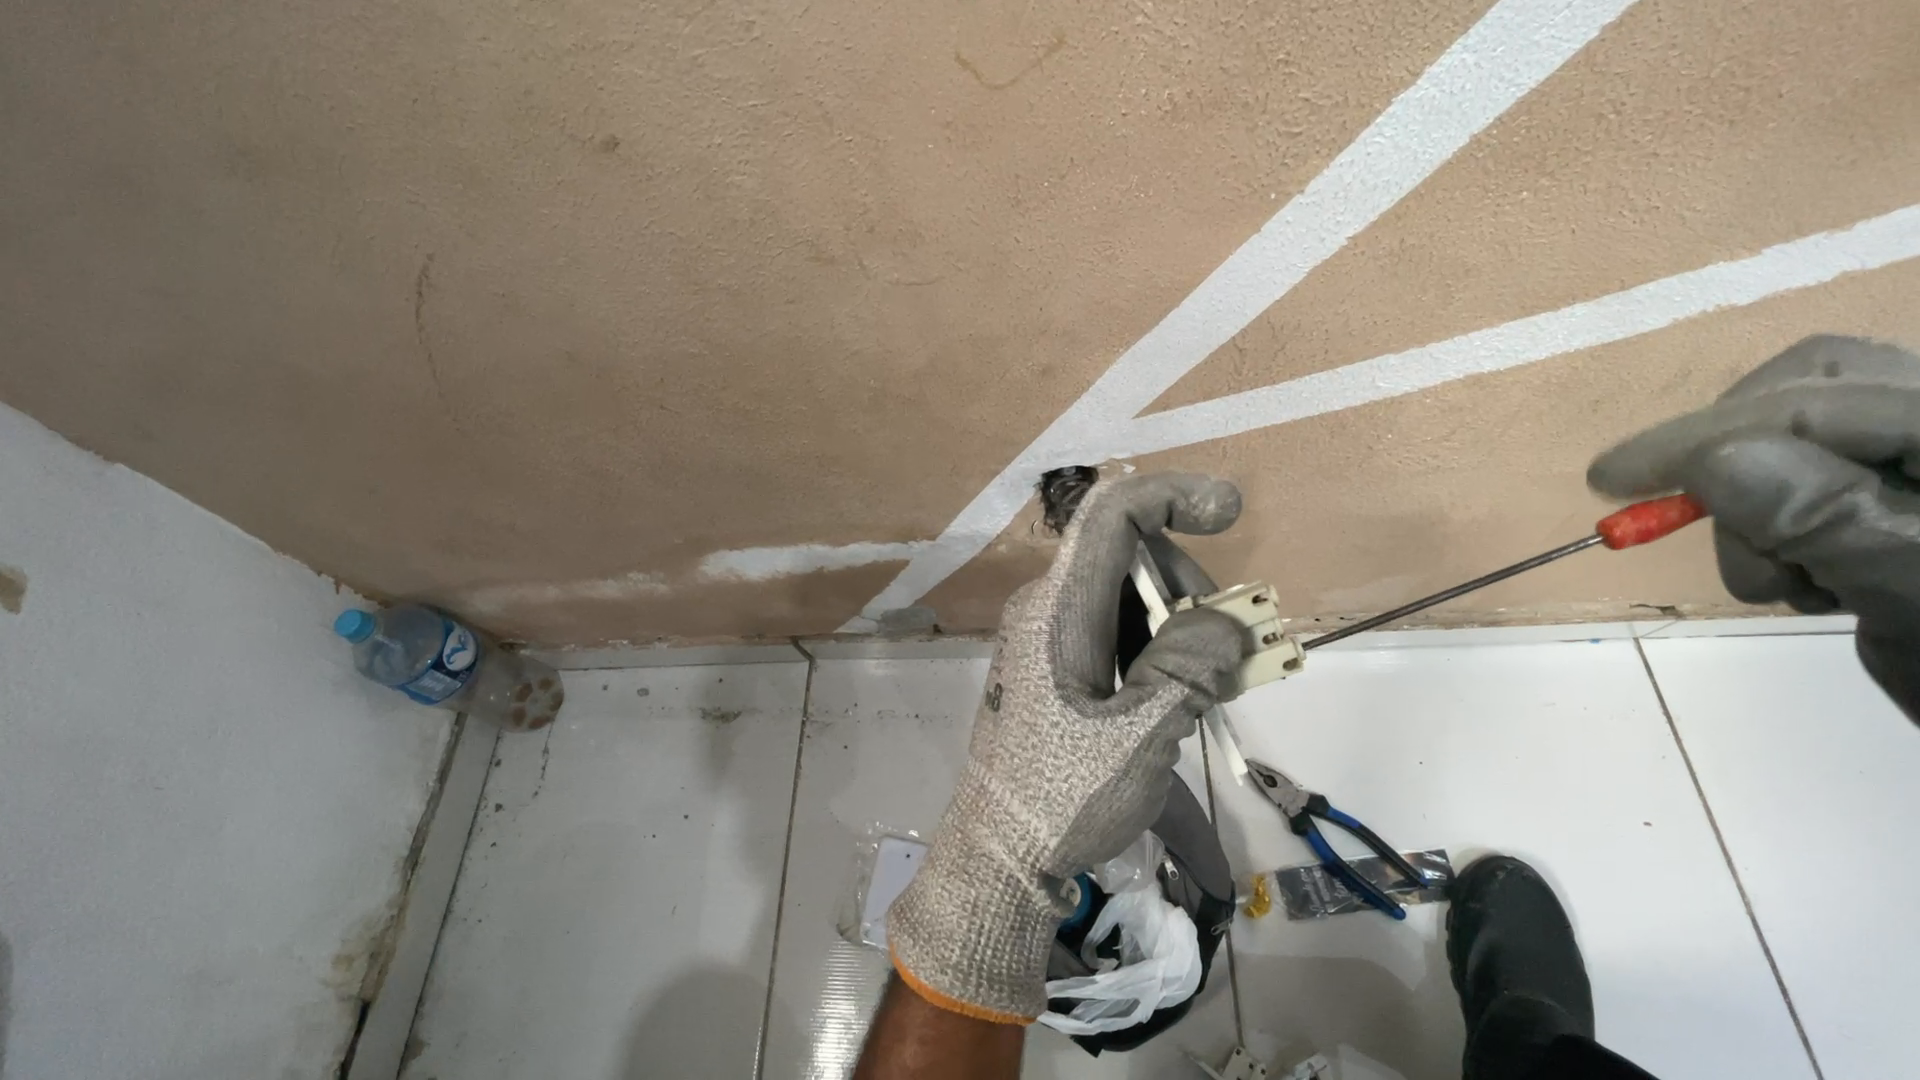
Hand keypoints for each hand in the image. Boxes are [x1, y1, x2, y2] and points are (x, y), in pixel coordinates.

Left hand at [886, 473, 1248, 1022]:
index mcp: (1058, 611)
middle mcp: (1046, 608)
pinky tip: (1179, 699)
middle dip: (1189, 586)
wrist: (999, 854)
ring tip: (1209, 692)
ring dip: (1178, 625)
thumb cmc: (1061, 797)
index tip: (1230, 513)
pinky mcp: (1053, 665)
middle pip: (1128, 555)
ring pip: (1126, 595)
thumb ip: (1188, 670)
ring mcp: (1046, 636)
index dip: (1171, 495)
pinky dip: (1156, 649)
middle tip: (1228, 653)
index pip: (1111, 514)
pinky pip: (1113, 631)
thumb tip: (1228, 622)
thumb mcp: (1138, 737)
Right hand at [1588, 335, 1919, 717]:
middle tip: (1688, 512)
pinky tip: (1809, 577)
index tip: (1607, 482)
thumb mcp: (1912, 591)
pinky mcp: (1901, 496)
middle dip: (1732, 451)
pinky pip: (1814, 473)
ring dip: (1757, 505)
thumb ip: (1826, 517)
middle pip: (1815, 386)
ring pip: (1804, 433)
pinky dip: (1778, 522)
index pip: (1818, 401)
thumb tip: (1711, 461)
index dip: (1703, 435)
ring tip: (1786, 582)